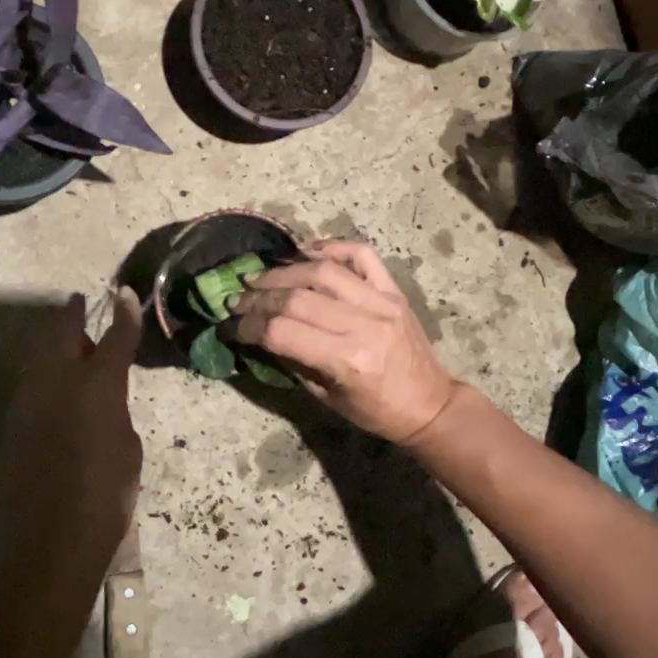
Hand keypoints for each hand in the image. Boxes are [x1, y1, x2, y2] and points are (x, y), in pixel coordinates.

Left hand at [0, 288, 143, 576]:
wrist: (45, 541)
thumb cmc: (104, 499)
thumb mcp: (128, 452)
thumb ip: (117, 414)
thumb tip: (104, 402)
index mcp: (98, 386)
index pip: (115, 338)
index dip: (124, 314)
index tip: (125, 293)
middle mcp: (58, 381)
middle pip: (63, 333)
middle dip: (72, 314)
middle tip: (79, 301)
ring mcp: (29, 400)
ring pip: (41, 356)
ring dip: (54, 342)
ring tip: (68, 339)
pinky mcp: (12, 423)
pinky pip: (31, 383)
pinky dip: (44, 372)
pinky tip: (54, 382)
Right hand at [230, 241, 457, 443]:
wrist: (429, 405)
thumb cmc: (375, 411)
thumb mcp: (325, 397)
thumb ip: (291, 360)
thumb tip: (256, 333)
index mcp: (347, 360)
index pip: (283, 331)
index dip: (248, 326)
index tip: (228, 326)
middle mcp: (364, 324)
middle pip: (298, 297)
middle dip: (259, 297)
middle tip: (237, 300)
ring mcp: (382, 302)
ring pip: (324, 269)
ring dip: (284, 270)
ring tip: (261, 278)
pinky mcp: (394, 290)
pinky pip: (361, 254)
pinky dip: (331, 246)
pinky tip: (305, 251)